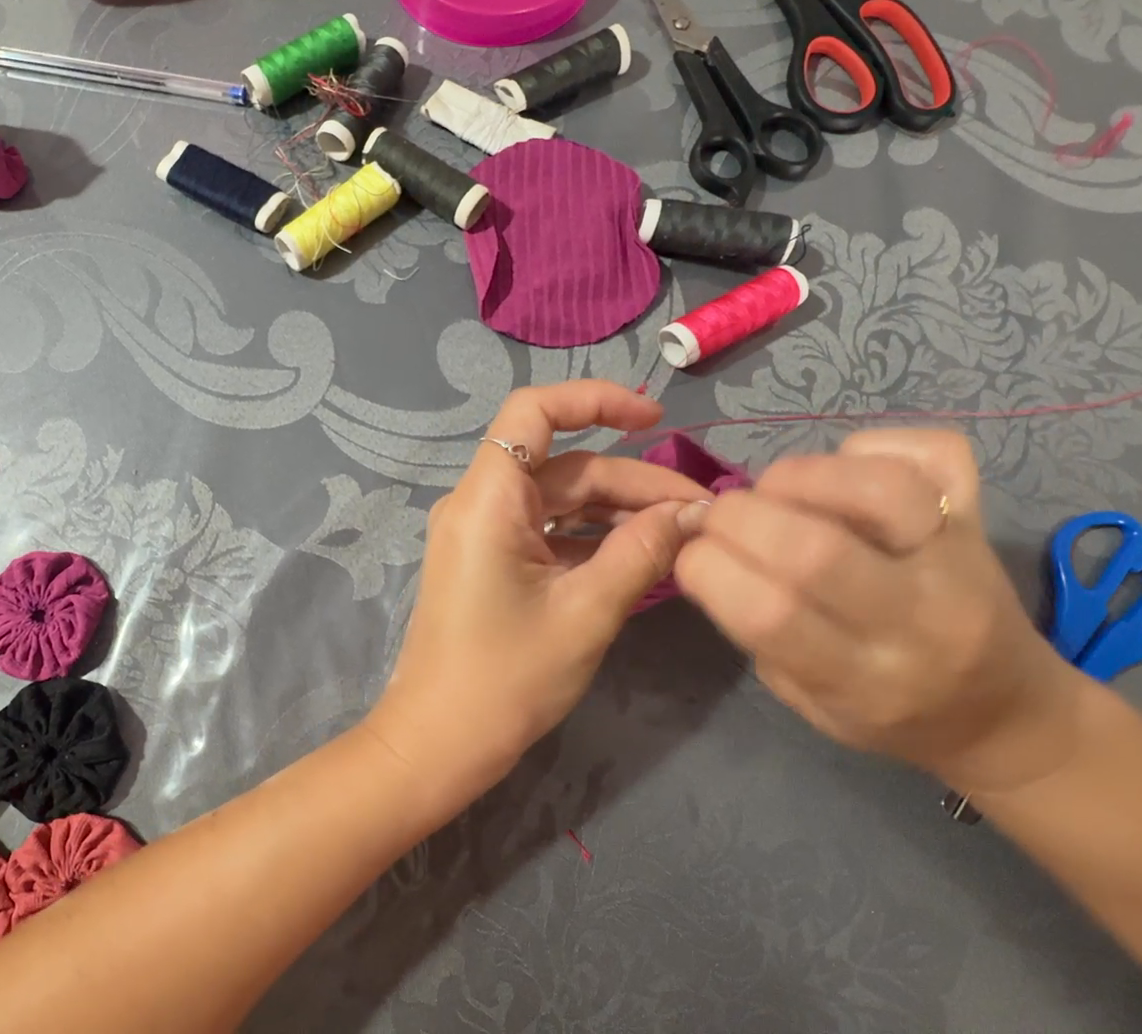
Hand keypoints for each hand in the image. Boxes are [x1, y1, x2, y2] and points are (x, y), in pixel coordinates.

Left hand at [364, 381, 712, 811]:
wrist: (439, 741)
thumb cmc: (507, 677)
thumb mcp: (586, 612)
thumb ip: (642, 552)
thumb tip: (697, 512)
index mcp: (486, 499)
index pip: (532, 412)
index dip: (594, 400)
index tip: (654, 418)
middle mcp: (477, 504)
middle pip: (561, 465)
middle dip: (631, 482)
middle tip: (703, 514)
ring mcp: (479, 535)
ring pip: (556, 499)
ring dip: (615, 511)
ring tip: (682, 536)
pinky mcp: (487, 564)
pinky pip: (543, 531)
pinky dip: (588, 537)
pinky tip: (639, 557)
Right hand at [674, 429, 1084, 790]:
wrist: (1002, 714)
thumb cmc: (882, 712)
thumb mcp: (802, 698)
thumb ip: (754, 630)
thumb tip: (705, 546)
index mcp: (864, 681)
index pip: (769, 613)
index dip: (705, 568)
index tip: (691, 558)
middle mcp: (919, 620)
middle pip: (813, 548)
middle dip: (735, 518)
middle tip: (718, 518)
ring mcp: (960, 560)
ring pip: (880, 488)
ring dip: (797, 476)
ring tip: (774, 490)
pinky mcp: (981, 516)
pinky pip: (933, 453)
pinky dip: (872, 446)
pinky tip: (843, 472)